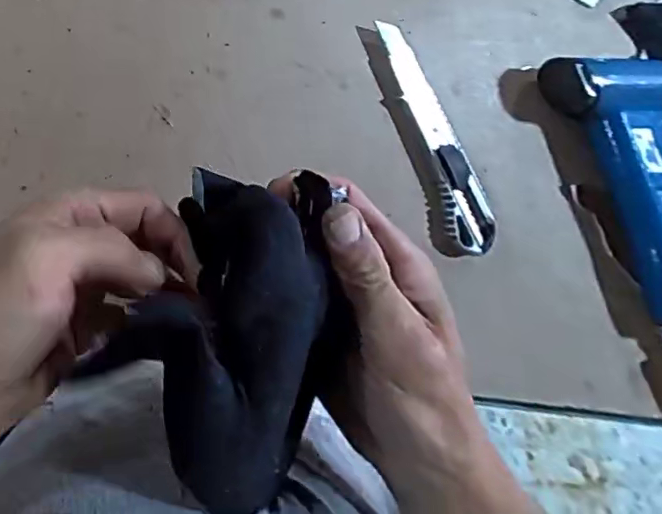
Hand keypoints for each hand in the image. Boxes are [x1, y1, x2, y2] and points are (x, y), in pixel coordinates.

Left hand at [0, 190, 196, 513]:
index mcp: (74, 214)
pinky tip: (170, 338)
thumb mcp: (48, 261)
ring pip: (143, 281)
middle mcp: (84, 244)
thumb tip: (163, 272)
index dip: (174, 233)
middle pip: (147, 243)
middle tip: (205, 302)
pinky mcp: (84, 331)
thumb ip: (110, 252)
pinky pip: (130, 318)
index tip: (198, 273)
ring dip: (170, 296)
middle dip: (178, 264)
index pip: (142, 207)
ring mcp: (85, 289)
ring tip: (198, 322)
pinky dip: (152, 324)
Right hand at [270, 174, 531, 513]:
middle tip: (245, 225)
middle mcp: (365, 270)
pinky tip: (244, 284)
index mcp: (395, 262)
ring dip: (275, 248)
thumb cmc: (425, 402)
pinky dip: (272, 283)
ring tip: (235, 248)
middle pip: (321, 224)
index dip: (312, 189)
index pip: (351, 203)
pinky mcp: (321, 326)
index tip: (271, 195)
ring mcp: (342, 298)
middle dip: (285, 216)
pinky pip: (294, 292)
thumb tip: (337, 210)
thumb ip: (369, 274)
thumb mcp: (399, 335)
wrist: (421, 471)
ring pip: (304, 255)